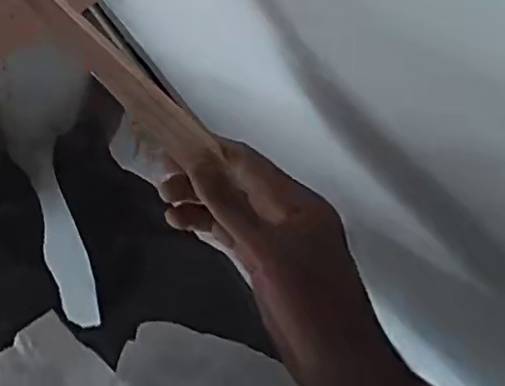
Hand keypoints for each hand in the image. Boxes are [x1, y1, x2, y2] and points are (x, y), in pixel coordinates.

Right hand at [160, 143, 421, 385]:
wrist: (340, 371)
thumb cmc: (312, 306)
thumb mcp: (265, 251)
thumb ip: (228, 204)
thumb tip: (198, 160)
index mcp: (299, 204)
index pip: (247, 162)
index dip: (209, 149)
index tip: (175, 142)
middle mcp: (287, 215)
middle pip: (235, 183)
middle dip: (198, 178)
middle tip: (163, 175)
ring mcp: (277, 239)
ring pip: (229, 207)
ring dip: (197, 201)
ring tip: (166, 201)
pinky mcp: (266, 262)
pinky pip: (230, 231)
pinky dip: (205, 224)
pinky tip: (182, 222)